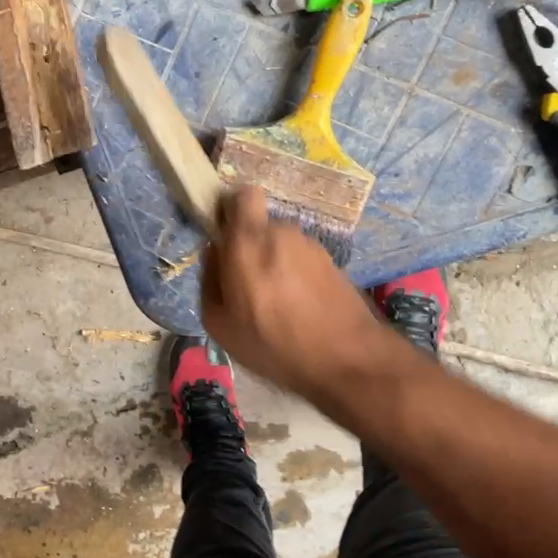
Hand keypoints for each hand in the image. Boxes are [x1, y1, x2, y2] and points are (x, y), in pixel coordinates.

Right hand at [201, 186, 420, 407]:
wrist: (348, 362)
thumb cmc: (274, 345)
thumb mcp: (219, 325)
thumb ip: (209, 280)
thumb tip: (215, 255)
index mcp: (248, 242)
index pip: (241, 195)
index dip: (231, 210)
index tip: (224, 238)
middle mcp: (281, 234)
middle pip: (259, 226)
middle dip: (250, 246)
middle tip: (248, 285)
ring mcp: (310, 246)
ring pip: (281, 244)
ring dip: (275, 264)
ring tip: (277, 304)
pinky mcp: (332, 262)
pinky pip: (301, 260)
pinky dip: (296, 277)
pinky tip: (300, 310)